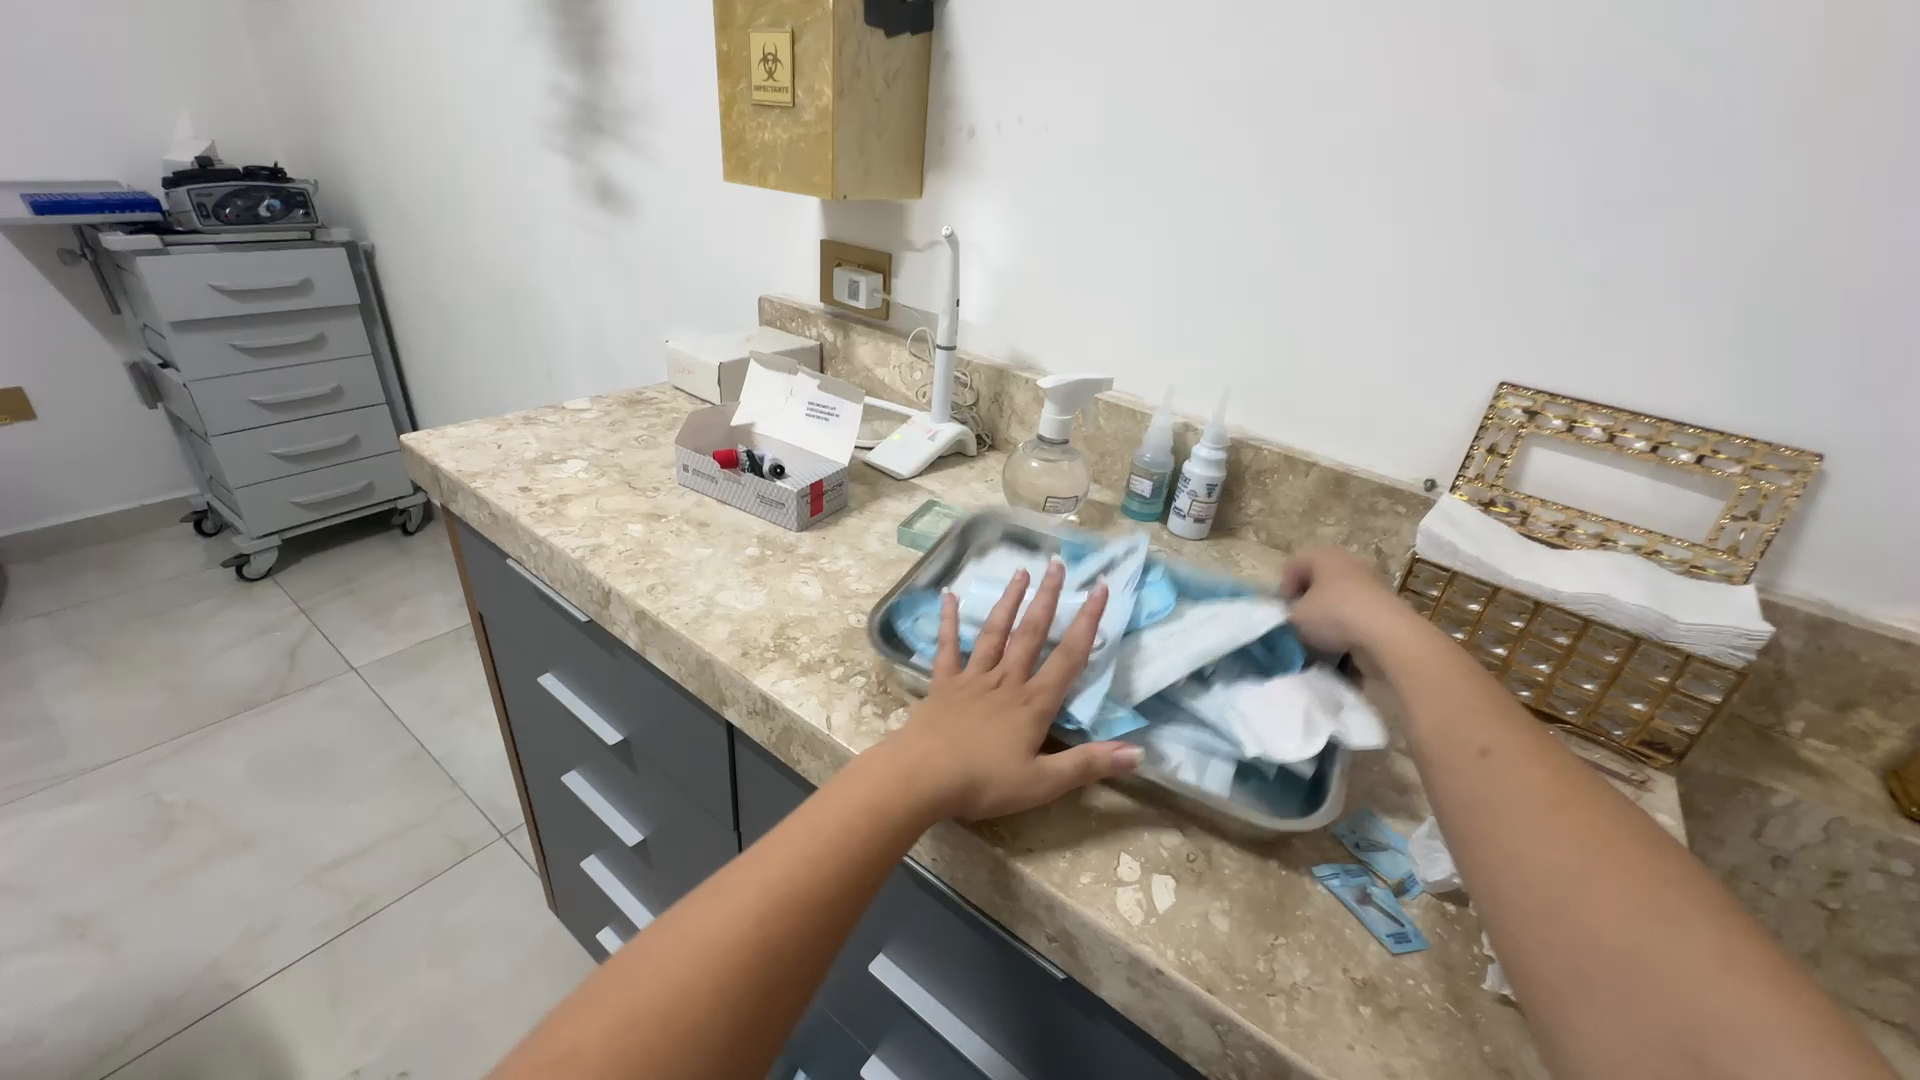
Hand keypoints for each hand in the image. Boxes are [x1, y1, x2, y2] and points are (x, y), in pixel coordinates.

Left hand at [879, 558, 1141, 821]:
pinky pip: (947, 646)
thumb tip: (1138, 752)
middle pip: (1031, 633)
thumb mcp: (1043, 782)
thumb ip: (1088, 764)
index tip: (1101, 589)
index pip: (1069, 656)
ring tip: (1020, 572)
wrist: (922, 777)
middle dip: (1047, 598)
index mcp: (1033, 703)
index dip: (1088, 622)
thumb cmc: (984, 782)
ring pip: (994, 632)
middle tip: (1057, 564)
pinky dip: (947, 620)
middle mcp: (1006, 681)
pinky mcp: (943, 684)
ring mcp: (972, 679)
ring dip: (1009, 601)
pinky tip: (948, 594)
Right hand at [1279, 546, 1418, 655]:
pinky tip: (1341, 642)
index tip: (1283, 610)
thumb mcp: (1294, 617)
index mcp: (1324, 555)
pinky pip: (1355, 611)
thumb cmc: (1333, 615)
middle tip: (1299, 621)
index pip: (1292, 564)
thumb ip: (1284, 615)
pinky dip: (1346, 624)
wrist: (1387, 635)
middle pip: (1317, 579)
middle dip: (1305, 600)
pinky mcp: (1385, 604)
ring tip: (1319, 636)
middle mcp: (1348, 561)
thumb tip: (1290, 618)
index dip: (1283, 588)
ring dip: (1326, 614)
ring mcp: (1370, 582)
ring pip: (1337, 596)